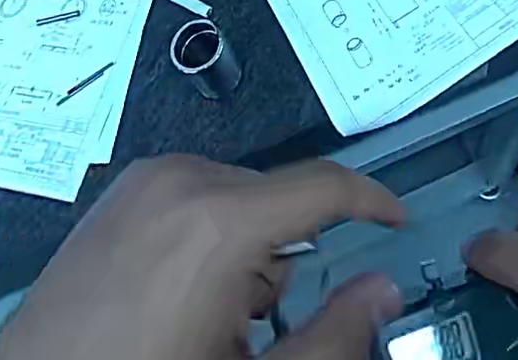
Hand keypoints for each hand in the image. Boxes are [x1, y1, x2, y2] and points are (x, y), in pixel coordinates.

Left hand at [0, 155, 406, 359]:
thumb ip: (328, 340)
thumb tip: (383, 289)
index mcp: (220, 221)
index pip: (321, 186)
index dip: (370, 199)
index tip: (395, 220)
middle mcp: (186, 178)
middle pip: (275, 198)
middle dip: (286, 254)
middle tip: (254, 330)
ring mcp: (148, 177)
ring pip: (237, 195)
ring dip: (245, 246)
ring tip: (205, 319)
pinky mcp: (123, 188)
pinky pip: (195, 192)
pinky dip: (208, 231)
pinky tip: (174, 292)